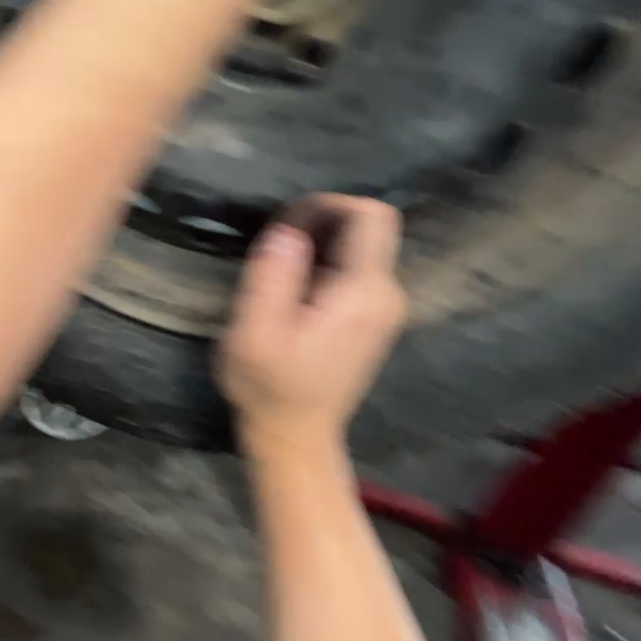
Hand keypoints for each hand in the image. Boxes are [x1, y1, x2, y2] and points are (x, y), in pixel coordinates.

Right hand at [220, 194, 407, 450]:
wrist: (295, 436)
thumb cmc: (269, 387)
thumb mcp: (254, 334)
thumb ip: (272, 279)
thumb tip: (287, 232)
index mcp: (362, 292)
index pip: (370, 215)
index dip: (327, 204)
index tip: (284, 225)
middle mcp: (386, 294)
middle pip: (366, 228)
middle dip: (318, 224)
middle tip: (271, 250)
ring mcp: (383, 309)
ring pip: (359, 249)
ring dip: (318, 247)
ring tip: (275, 274)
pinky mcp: (371, 320)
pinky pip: (354, 273)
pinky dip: (324, 268)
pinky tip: (291, 295)